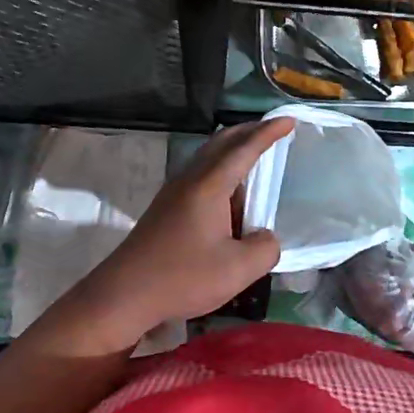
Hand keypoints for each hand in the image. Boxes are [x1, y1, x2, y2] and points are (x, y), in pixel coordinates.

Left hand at [37, 118, 293, 353]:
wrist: (125, 292)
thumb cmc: (182, 277)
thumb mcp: (238, 269)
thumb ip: (264, 248)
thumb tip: (265, 238)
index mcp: (209, 186)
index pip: (244, 149)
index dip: (268, 133)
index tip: (288, 120)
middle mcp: (189, 180)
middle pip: (220, 144)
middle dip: (248, 133)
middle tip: (273, 131)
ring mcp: (173, 193)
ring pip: (207, 160)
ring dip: (232, 155)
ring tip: (256, 167)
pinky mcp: (165, 209)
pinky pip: (199, 179)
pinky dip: (220, 176)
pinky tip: (229, 201)